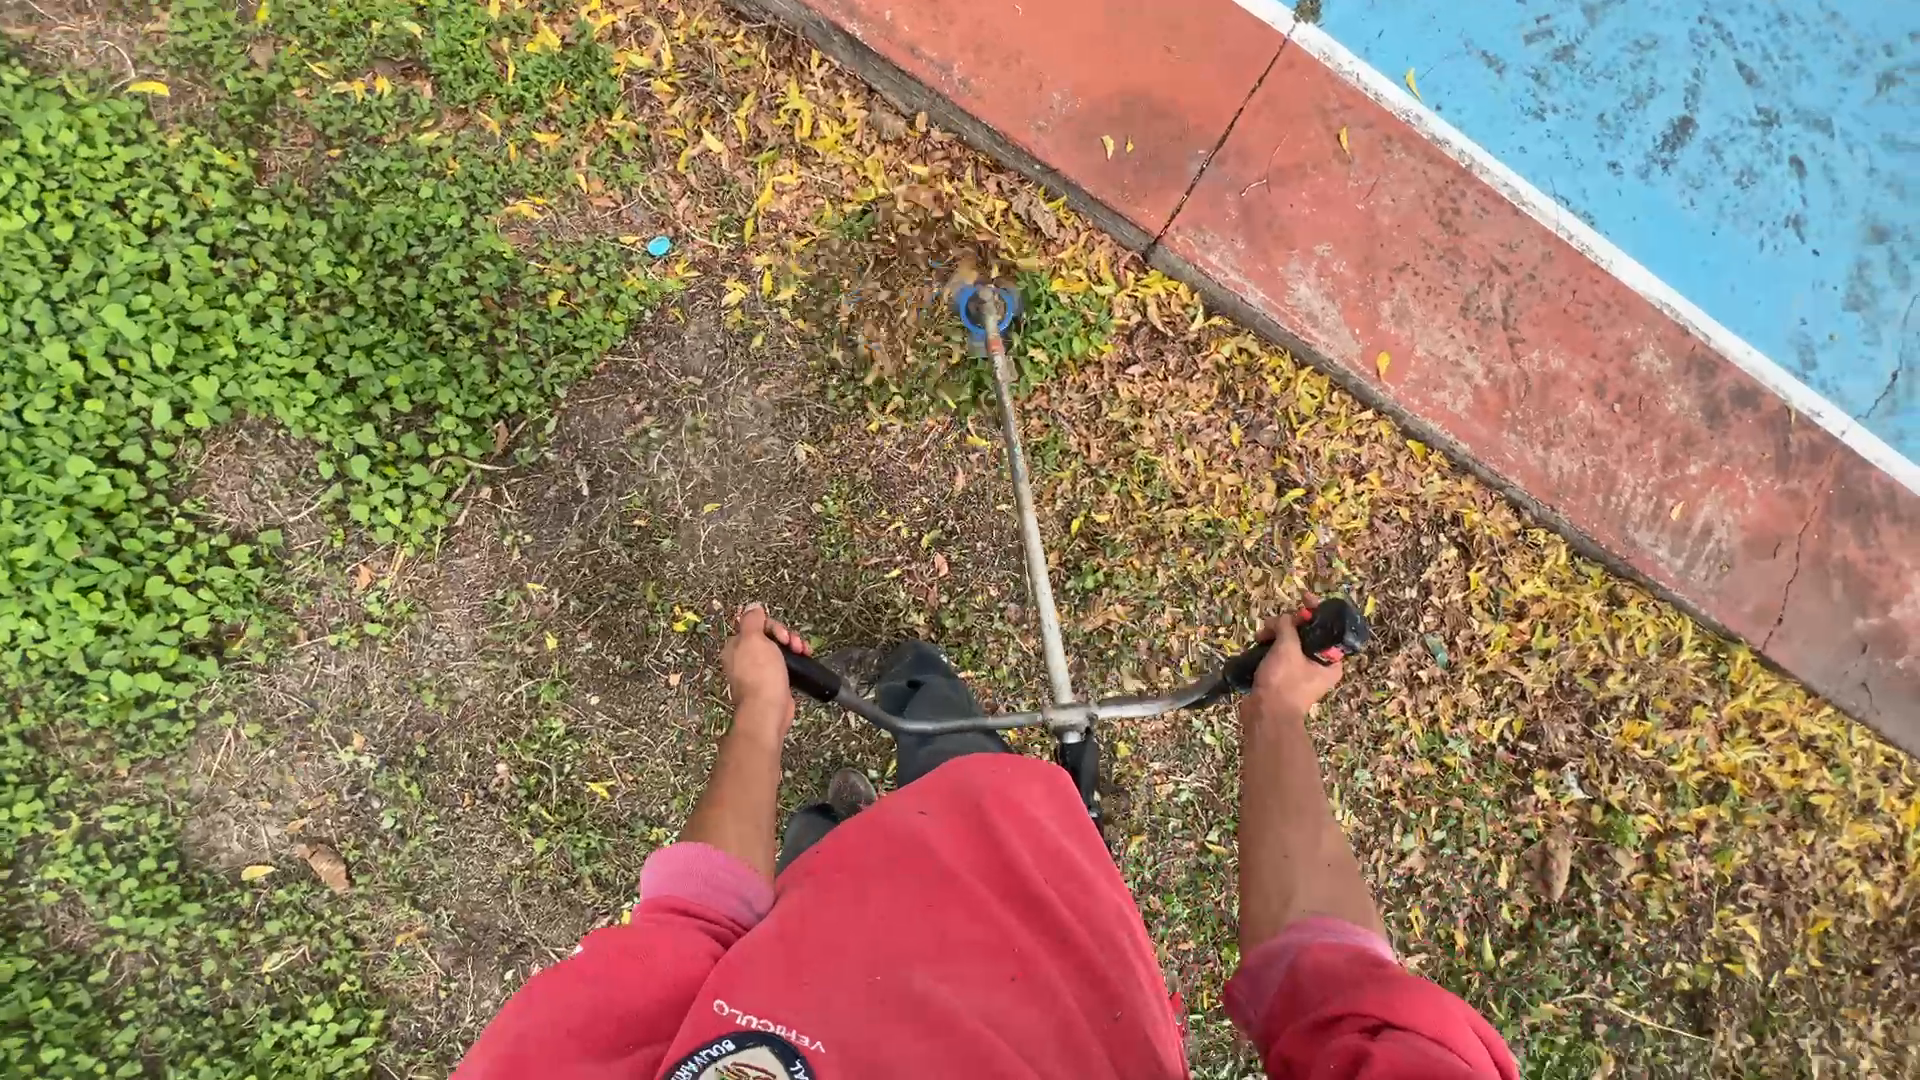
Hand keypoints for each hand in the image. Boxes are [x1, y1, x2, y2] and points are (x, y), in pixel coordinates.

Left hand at [720, 603, 811, 742]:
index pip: (756, 625)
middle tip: (794, 644)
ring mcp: (759, 670)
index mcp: (736, 646)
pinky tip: (804, 660)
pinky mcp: (773, 680)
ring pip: (780, 648)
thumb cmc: (760, 675)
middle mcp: (745, 658)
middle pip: (769, 636)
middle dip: (786, 636)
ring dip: (794, 646)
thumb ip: (752, 620)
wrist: (769, 708)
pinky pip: (785, 663)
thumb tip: (753, 606)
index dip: (773, 626)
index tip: (782, 635)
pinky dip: (796, 660)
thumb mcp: (753, 639)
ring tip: (803, 652)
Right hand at [1244, 599, 1343, 723]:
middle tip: (1273, 624)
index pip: (1328, 628)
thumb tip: (1283, 620)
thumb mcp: (1287, 648)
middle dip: (1288, 624)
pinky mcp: (1283, 677)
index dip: (1317, 611)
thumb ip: (1288, 626)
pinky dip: (1269, 647)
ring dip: (1275, 635)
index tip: (1304, 597)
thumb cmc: (1283, 682)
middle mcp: (1319, 666)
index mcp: (1331, 662)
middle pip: (1306, 633)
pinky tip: (1257, 645)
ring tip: (1260, 637)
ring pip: (1290, 643)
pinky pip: (1279, 654)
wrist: (1265, 715)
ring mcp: (1300, 672)